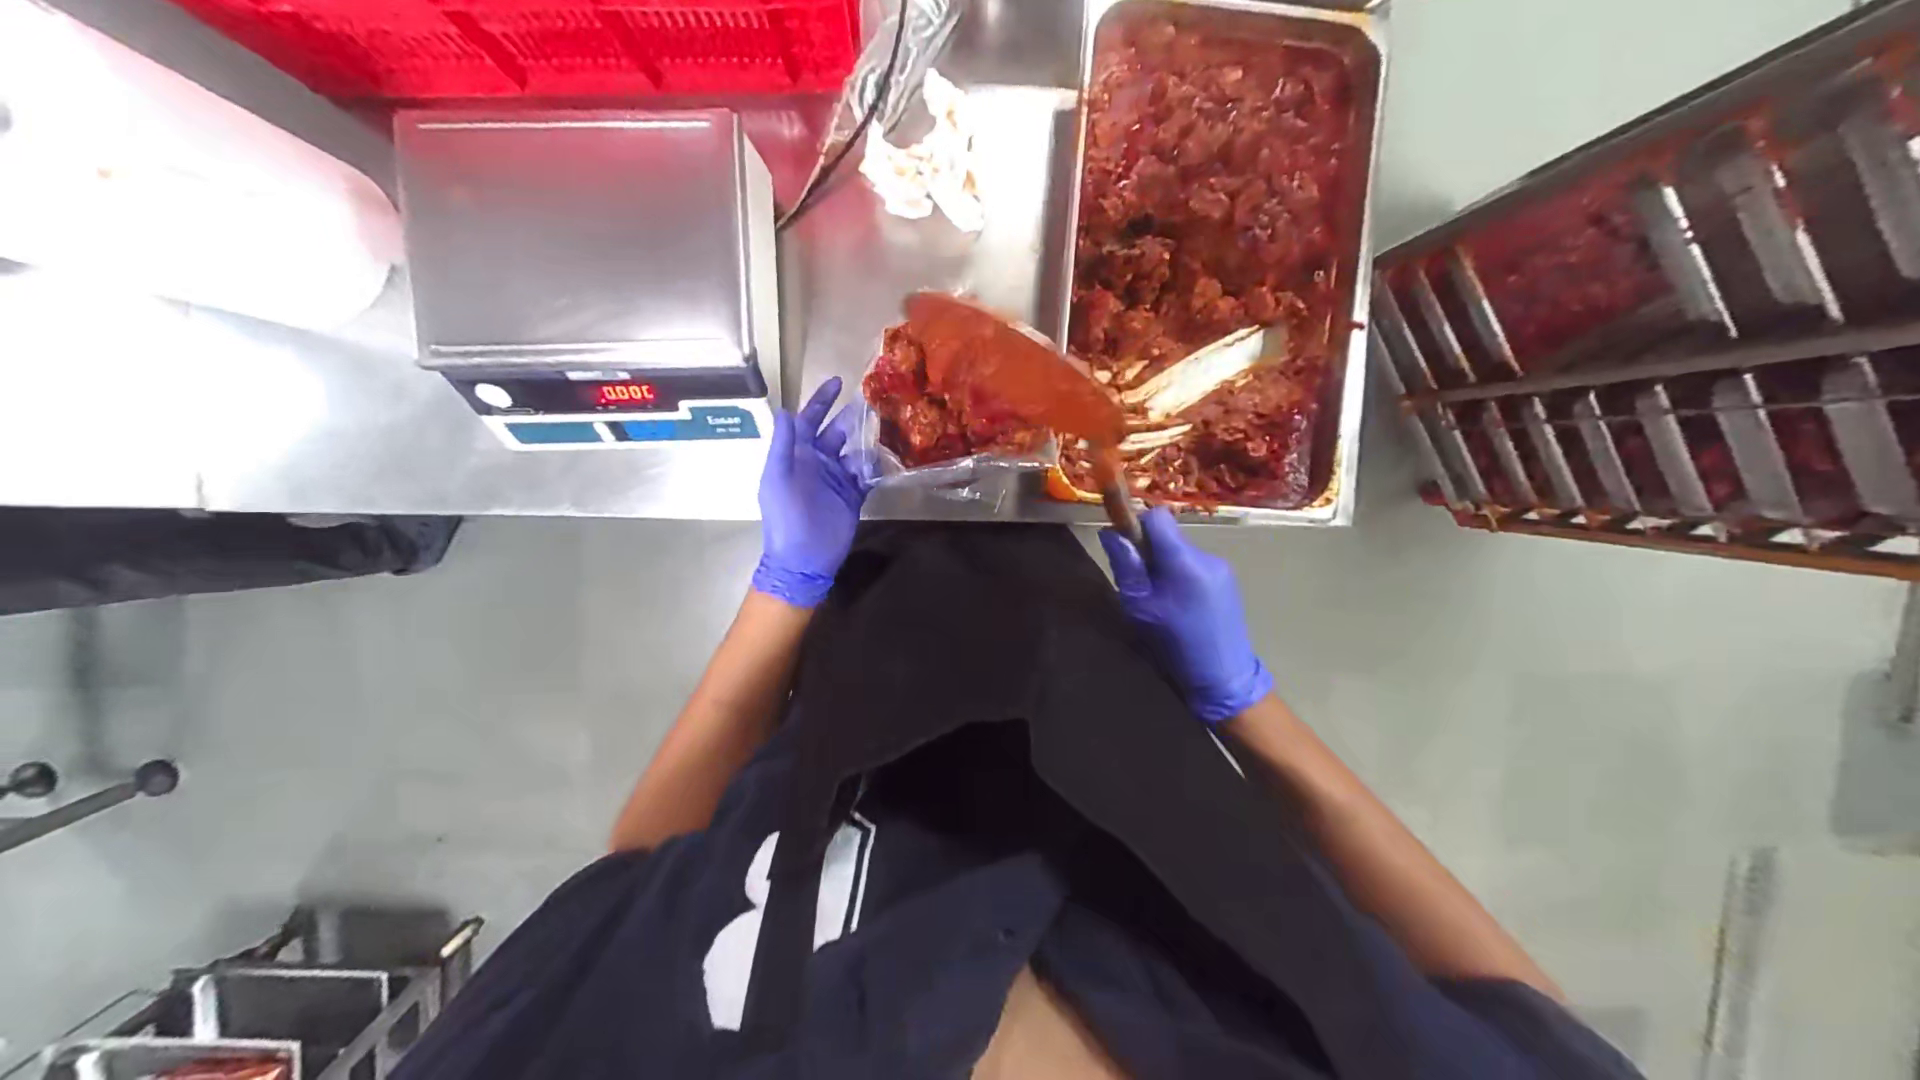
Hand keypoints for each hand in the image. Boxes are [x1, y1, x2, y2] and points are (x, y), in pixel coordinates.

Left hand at [752, 377, 870, 608]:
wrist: (803, 558)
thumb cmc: (786, 517)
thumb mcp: (778, 478)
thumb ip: (783, 445)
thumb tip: (786, 410)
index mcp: (797, 456)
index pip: (809, 420)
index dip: (821, 402)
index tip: (837, 382)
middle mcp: (818, 463)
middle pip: (836, 432)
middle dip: (851, 416)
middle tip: (873, 400)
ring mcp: (837, 479)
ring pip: (855, 451)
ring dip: (867, 439)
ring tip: (886, 425)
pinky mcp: (853, 496)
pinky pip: (867, 474)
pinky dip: (876, 465)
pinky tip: (888, 455)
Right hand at [1099, 506, 1272, 725]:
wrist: (1224, 678)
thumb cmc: (1175, 644)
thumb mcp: (1140, 607)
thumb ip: (1126, 567)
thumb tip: (1110, 531)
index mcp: (1183, 560)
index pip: (1157, 517)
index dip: (1137, 526)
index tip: (1126, 550)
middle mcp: (1206, 556)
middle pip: (1168, 536)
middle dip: (1150, 554)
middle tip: (1141, 588)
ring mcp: (1221, 568)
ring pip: (1180, 553)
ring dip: (1166, 568)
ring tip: (1162, 603)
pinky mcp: (1227, 581)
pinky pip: (1195, 567)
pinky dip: (1182, 578)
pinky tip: (1181, 608)